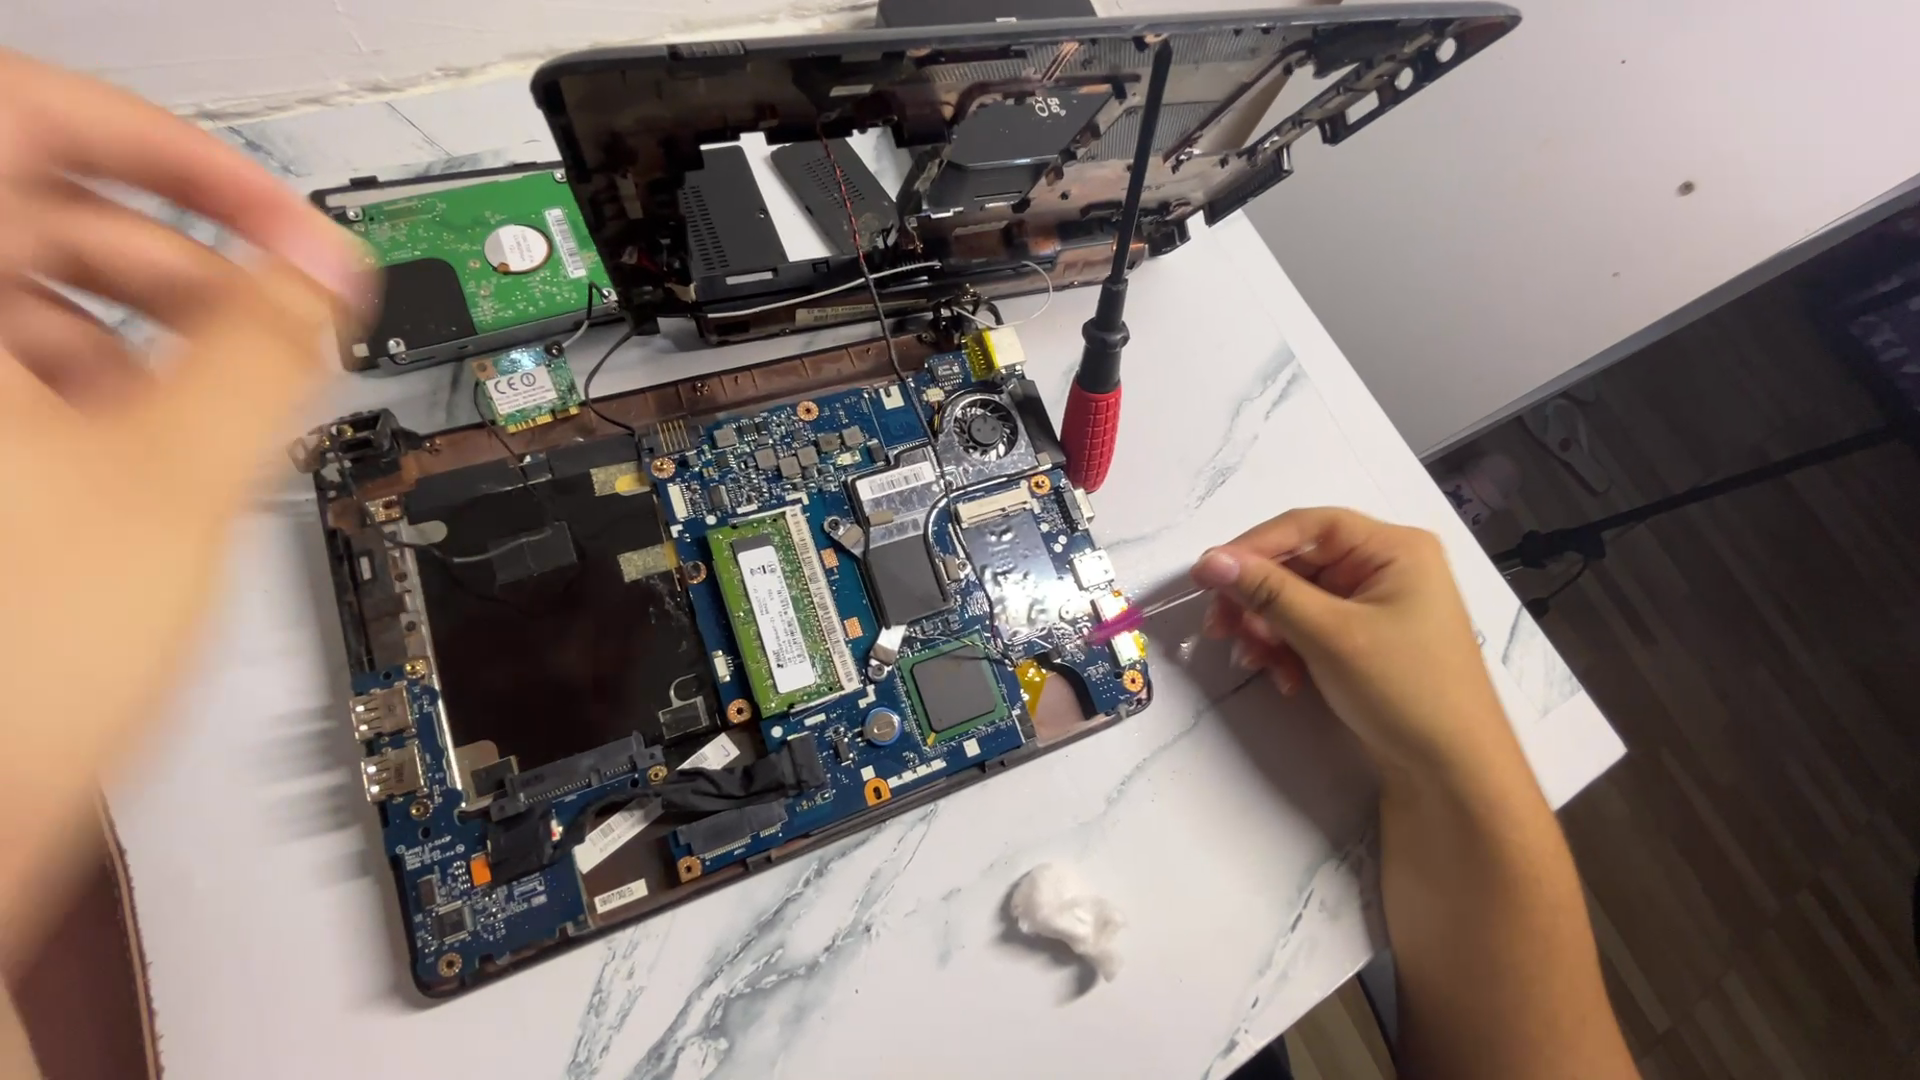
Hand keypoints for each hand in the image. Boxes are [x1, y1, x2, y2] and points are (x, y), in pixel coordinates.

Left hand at [0, 50, 370, 962]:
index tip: (296, 230)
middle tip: (295, 326)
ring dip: (163, 339)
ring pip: (32, 296)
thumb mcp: (188, 479)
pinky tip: (172, 452)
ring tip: (239, 409)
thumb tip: (334, 275)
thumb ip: (275, 350)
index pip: (35, 122)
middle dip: (196, 266)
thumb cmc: (2, 662)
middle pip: (42, 208)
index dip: (191, 162)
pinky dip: (114, 390)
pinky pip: (19, 371)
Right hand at [1190, 507, 1522, 783]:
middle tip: (1219, 630)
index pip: (1306, 526)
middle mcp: (1382, 567)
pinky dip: (1284, 649)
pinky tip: (1283, 679)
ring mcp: (1371, 604)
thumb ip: (1266, 592)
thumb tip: (1209, 561)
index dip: (1251, 546)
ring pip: (1293, 598)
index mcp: (1392, 549)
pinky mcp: (1359, 639)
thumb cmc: (1404, 690)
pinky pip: (1305, 627)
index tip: (1204, 576)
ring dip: (1265, 629)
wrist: (1451, 774)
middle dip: (1255, 599)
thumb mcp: (1329, 636)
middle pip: (1295, 563)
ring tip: (1254, 663)